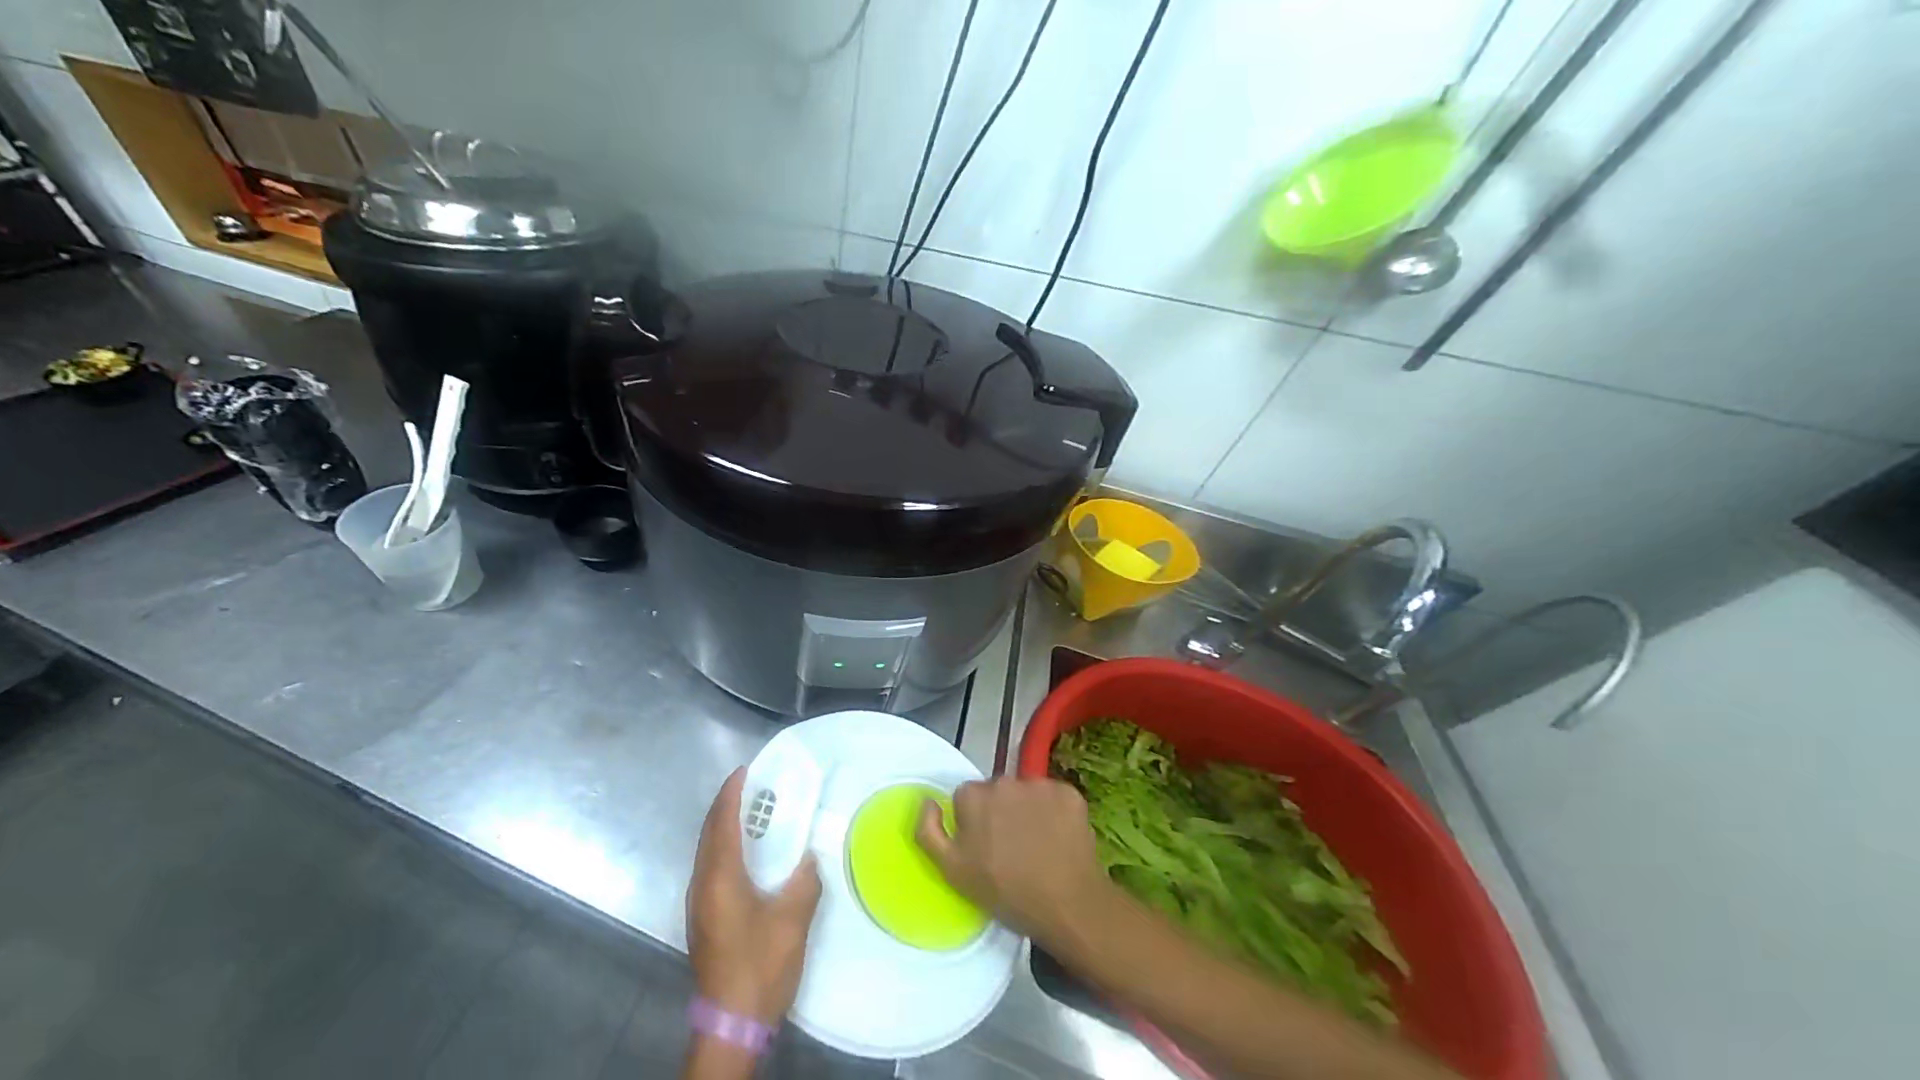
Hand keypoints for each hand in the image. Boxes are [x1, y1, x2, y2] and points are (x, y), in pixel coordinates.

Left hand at [686, 767, 821, 1023]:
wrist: (730, 1022)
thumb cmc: (760, 965)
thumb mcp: (793, 921)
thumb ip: (803, 881)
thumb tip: (809, 858)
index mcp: (720, 879)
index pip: (722, 823)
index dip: (731, 794)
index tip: (744, 771)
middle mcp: (702, 885)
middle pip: (709, 834)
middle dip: (726, 806)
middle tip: (752, 786)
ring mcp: (698, 904)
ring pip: (707, 851)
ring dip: (724, 827)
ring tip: (752, 813)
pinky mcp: (703, 919)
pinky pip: (711, 868)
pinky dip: (725, 848)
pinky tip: (747, 856)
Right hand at [915, 778, 1108, 944]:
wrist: (1068, 906)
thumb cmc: (1006, 892)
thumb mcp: (952, 872)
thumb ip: (928, 832)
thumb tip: (929, 801)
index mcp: (974, 797)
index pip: (966, 797)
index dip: (973, 821)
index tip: (984, 846)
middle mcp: (1006, 781)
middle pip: (997, 790)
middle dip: (1000, 812)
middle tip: (1010, 848)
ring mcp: (1040, 785)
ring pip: (1026, 792)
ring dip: (1027, 810)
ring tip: (1036, 845)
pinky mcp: (1069, 793)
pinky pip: (1053, 796)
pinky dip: (1054, 812)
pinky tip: (1057, 839)